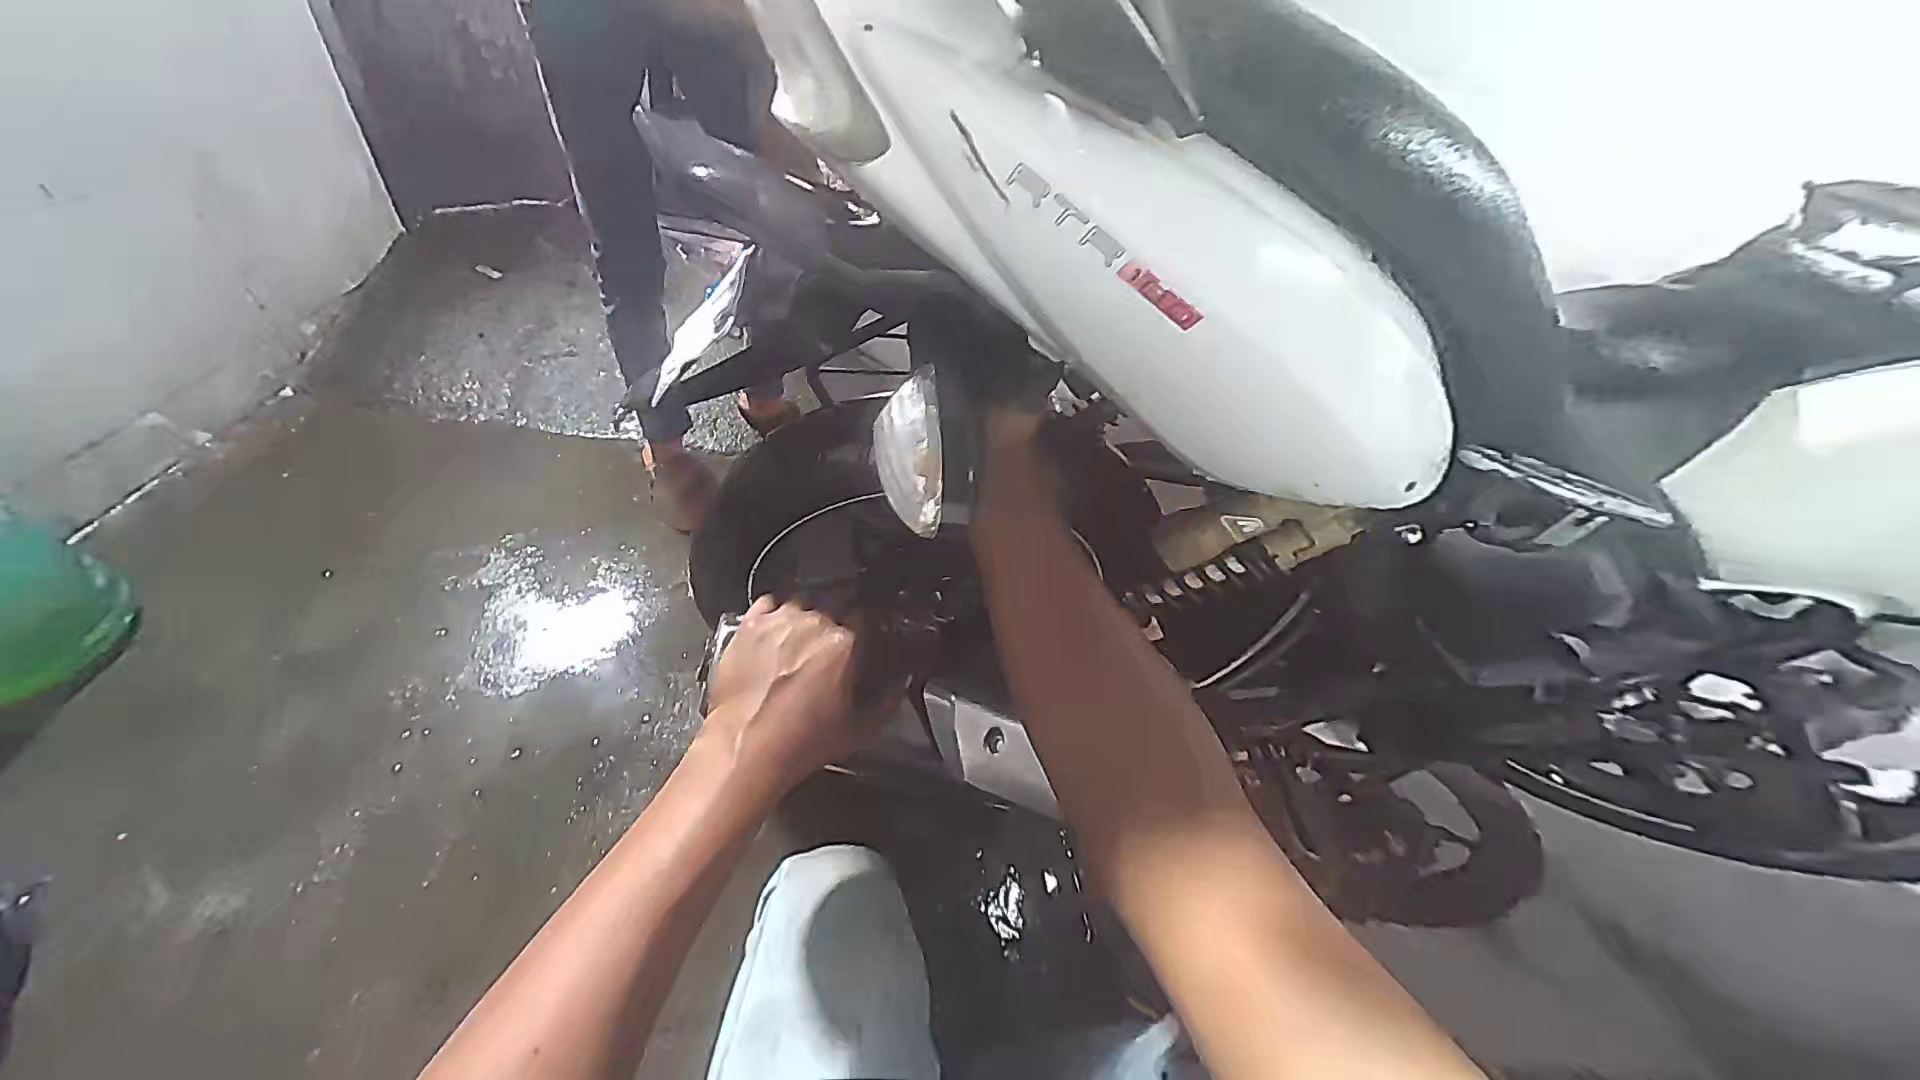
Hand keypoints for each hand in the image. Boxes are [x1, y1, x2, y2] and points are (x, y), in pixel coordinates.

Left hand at [699, 596, 868, 798]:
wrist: (744, 746)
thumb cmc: (799, 740)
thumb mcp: (858, 729)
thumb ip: (887, 701)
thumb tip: (898, 686)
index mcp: (845, 642)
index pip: (866, 614)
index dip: (866, 625)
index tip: (864, 634)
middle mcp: (814, 622)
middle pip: (835, 602)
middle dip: (838, 617)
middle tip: (831, 644)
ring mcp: (779, 619)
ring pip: (803, 601)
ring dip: (807, 614)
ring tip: (802, 638)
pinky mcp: (749, 624)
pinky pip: (769, 604)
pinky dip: (775, 612)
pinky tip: (776, 631)